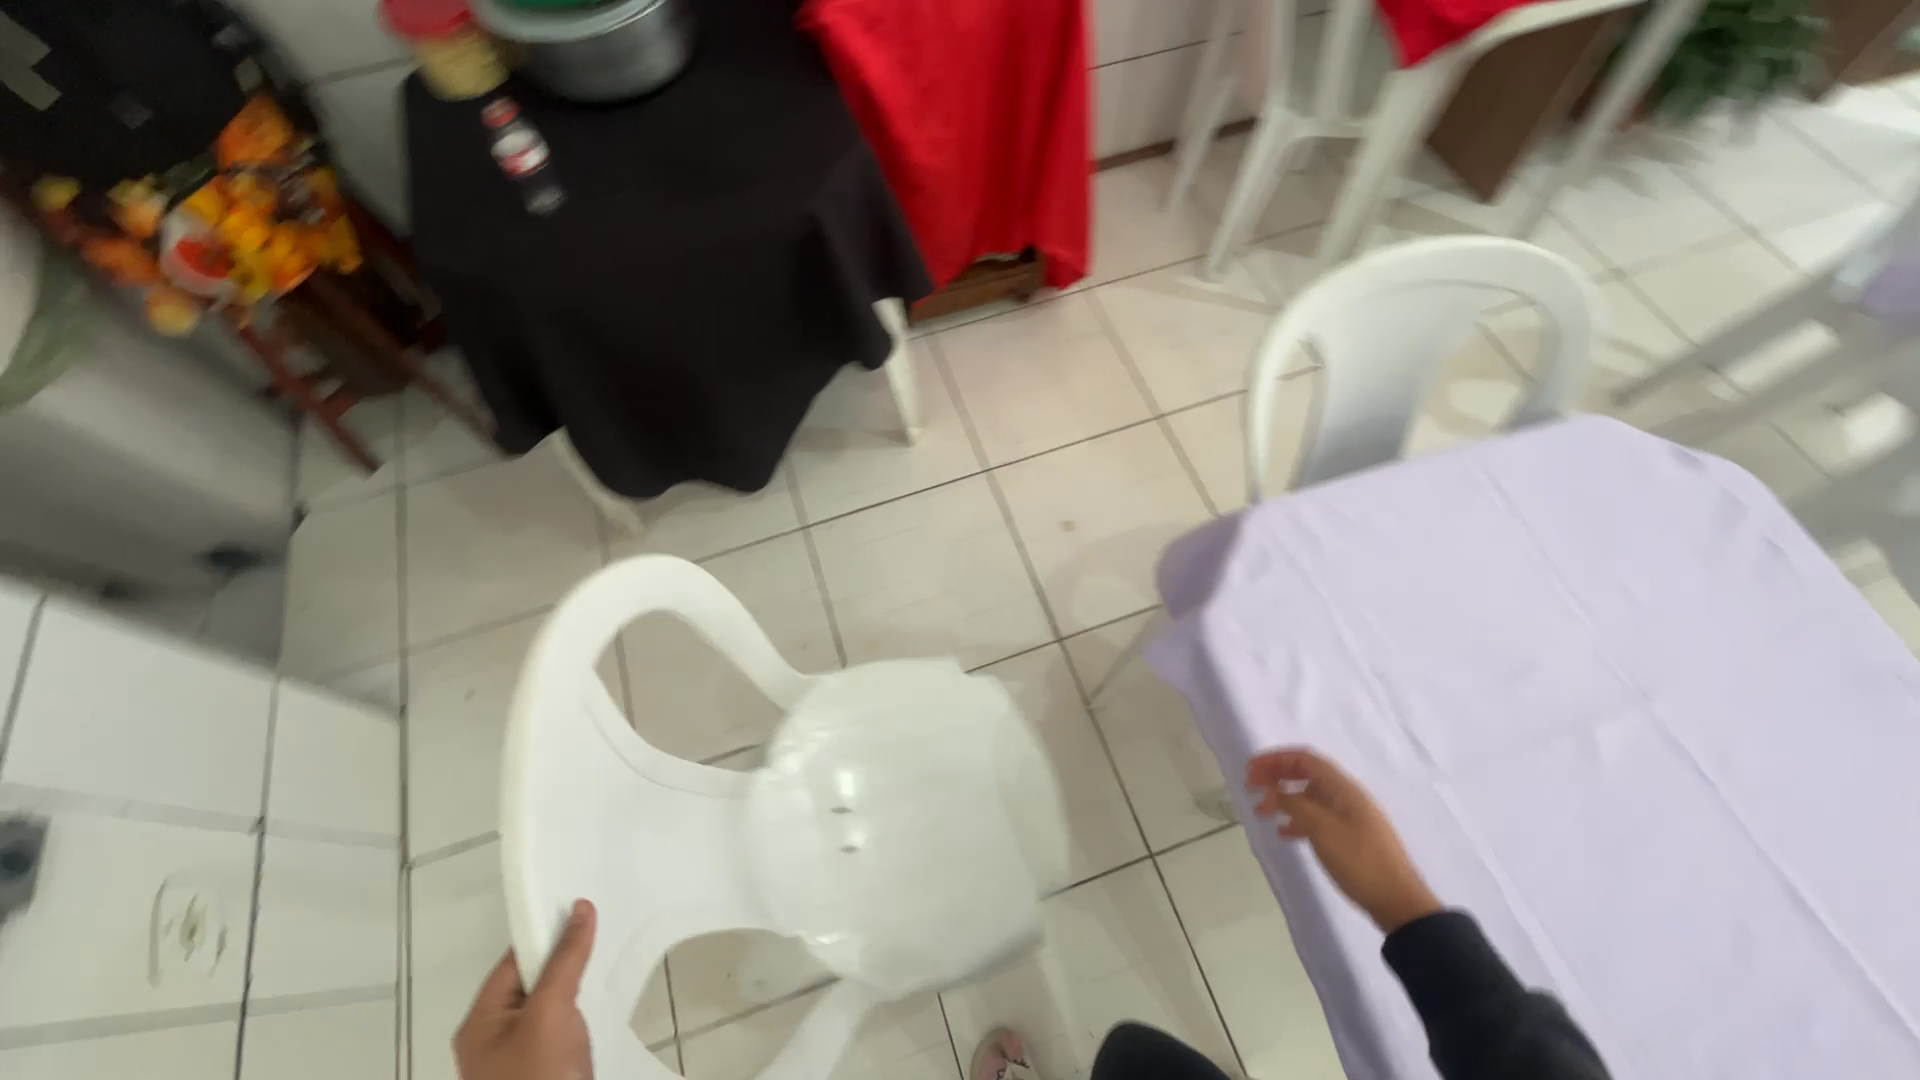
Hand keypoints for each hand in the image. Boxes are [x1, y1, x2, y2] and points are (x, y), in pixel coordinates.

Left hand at [455, 899, 597, 1079]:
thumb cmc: (538, 1078)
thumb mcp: (551, 1012)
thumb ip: (565, 958)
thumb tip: (579, 909)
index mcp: (480, 1021)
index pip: (514, 959)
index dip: (547, 931)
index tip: (584, 908)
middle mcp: (493, 1036)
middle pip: (531, 978)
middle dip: (564, 954)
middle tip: (601, 927)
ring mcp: (519, 1056)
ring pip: (548, 1001)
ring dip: (574, 979)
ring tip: (606, 955)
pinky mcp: (544, 1069)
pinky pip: (560, 1023)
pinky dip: (580, 1006)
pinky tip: (602, 997)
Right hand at [1246, 749, 1440, 933]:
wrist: (1398, 902)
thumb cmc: (1360, 861)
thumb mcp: (1322, 829)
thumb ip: (1295, 804)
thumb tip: (1273, 789)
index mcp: (1343, 789)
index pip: (1305, 759)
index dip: (1275, 759)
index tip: (1250, 770)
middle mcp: (1347, 796)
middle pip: (1306, 774)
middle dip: (1276, 775)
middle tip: (1250, 786)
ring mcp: (1350, 816)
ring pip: (1310, 796)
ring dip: (1283, 798)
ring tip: (1261, 811)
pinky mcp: (1350, 836)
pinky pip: (1317, 817)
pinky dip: (1297, 819)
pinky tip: (1284, 832)